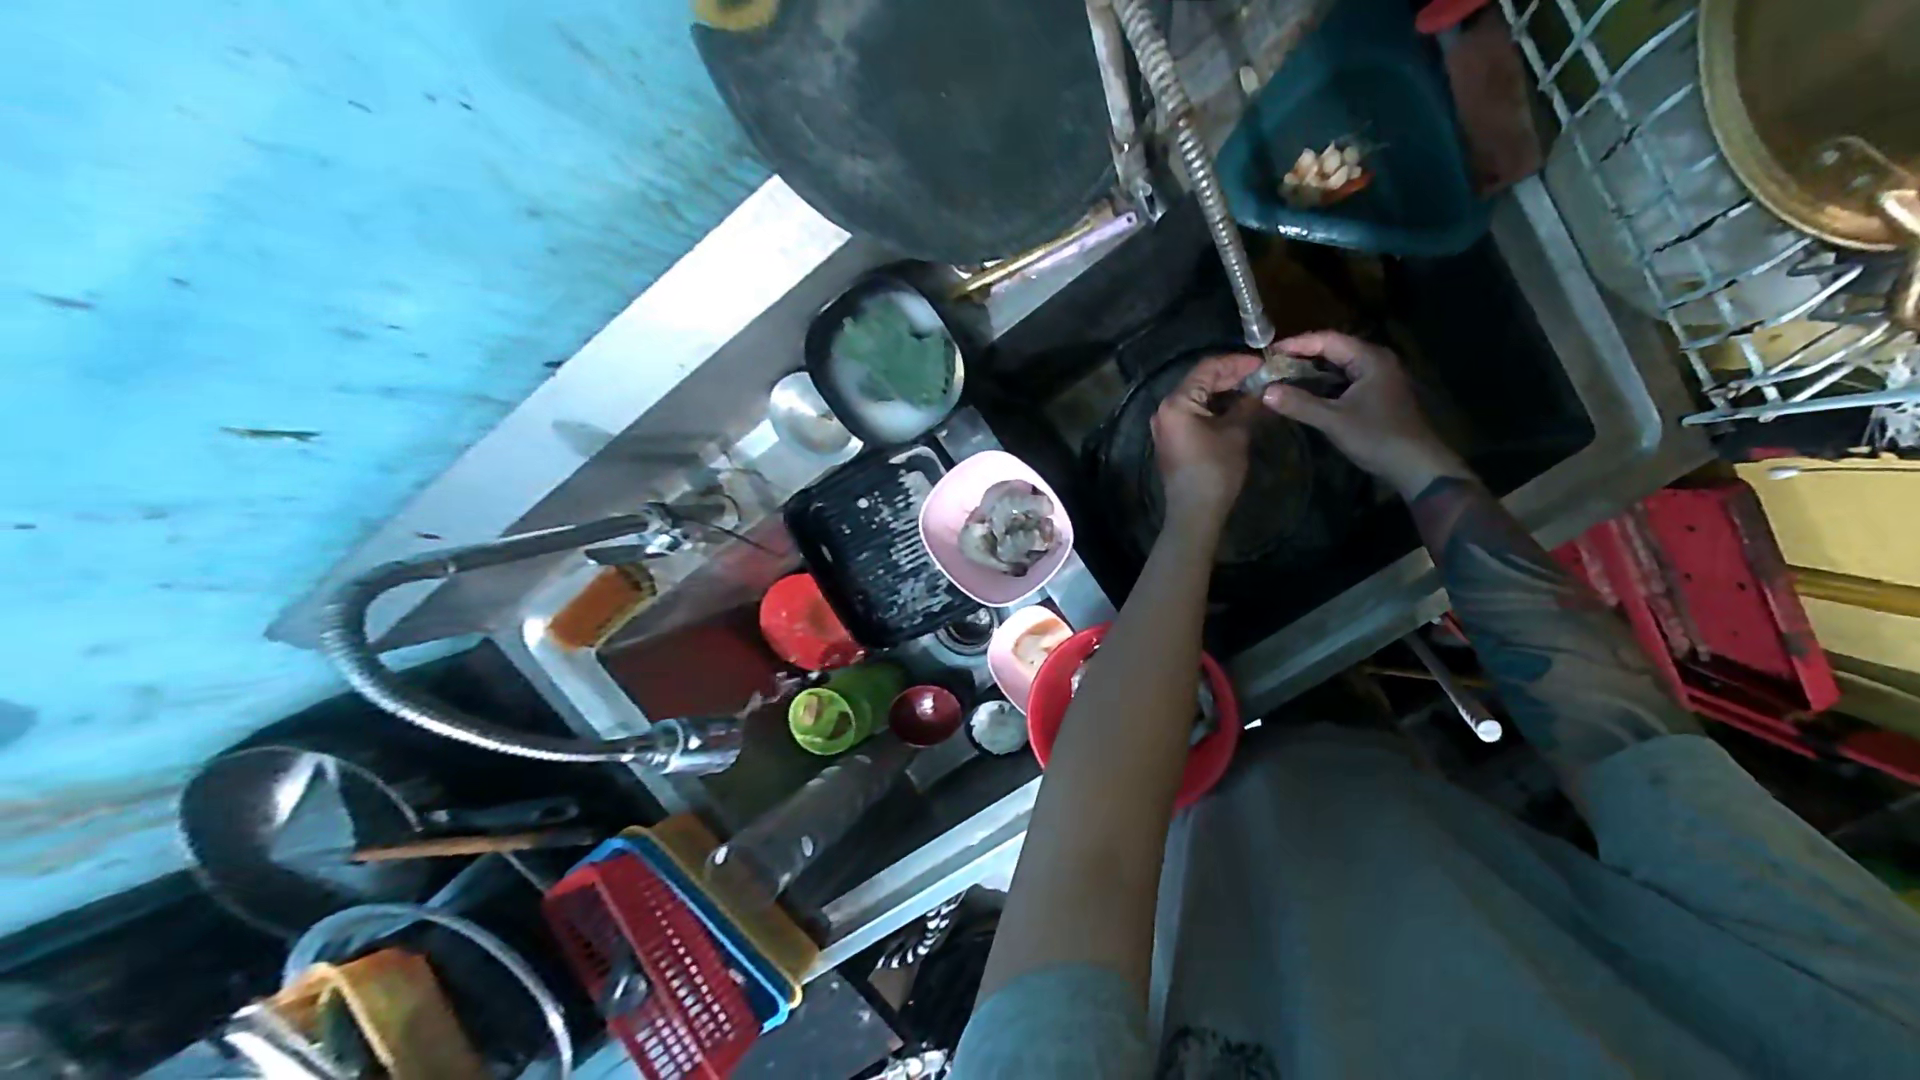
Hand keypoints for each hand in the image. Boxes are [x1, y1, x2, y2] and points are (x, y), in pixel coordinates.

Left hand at [1151, 352, 1263, 520]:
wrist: (1194, 510)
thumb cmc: (1215, 470)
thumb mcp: (1236, 433)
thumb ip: (1248, 405)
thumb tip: (1261, 389)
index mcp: (1176, 403)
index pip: (1207, 368)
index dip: (1236, 362)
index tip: (1262, 363)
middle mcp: (1164, 409)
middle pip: (1199, 381)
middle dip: (1230, 376)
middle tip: (1260, 375)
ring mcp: (1164, 425)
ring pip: (1196, 397)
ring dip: (1223, 391)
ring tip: (1252, 389)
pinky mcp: (1170, 438)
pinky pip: (1191, 413)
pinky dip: (1212, 407)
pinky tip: (1235, 407)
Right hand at [1259, 331, 1470, 497]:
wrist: (1413, 464)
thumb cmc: (1376, 437)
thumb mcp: (1333, 420)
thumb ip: (1299, 404)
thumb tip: (1265, 392)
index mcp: (1370, 359)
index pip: (1328, 340)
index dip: (1297, 343)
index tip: (1269, 353)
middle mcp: (1374, 361)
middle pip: (1332, 350)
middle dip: (1300, 356)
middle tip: (1270, 366)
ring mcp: (1375, 378)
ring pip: (1336, 366)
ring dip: (1309, 371)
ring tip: (1280, 377)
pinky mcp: (1373, 394)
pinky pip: (1341, 381)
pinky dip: (1320, 384)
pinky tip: (1301, 393)